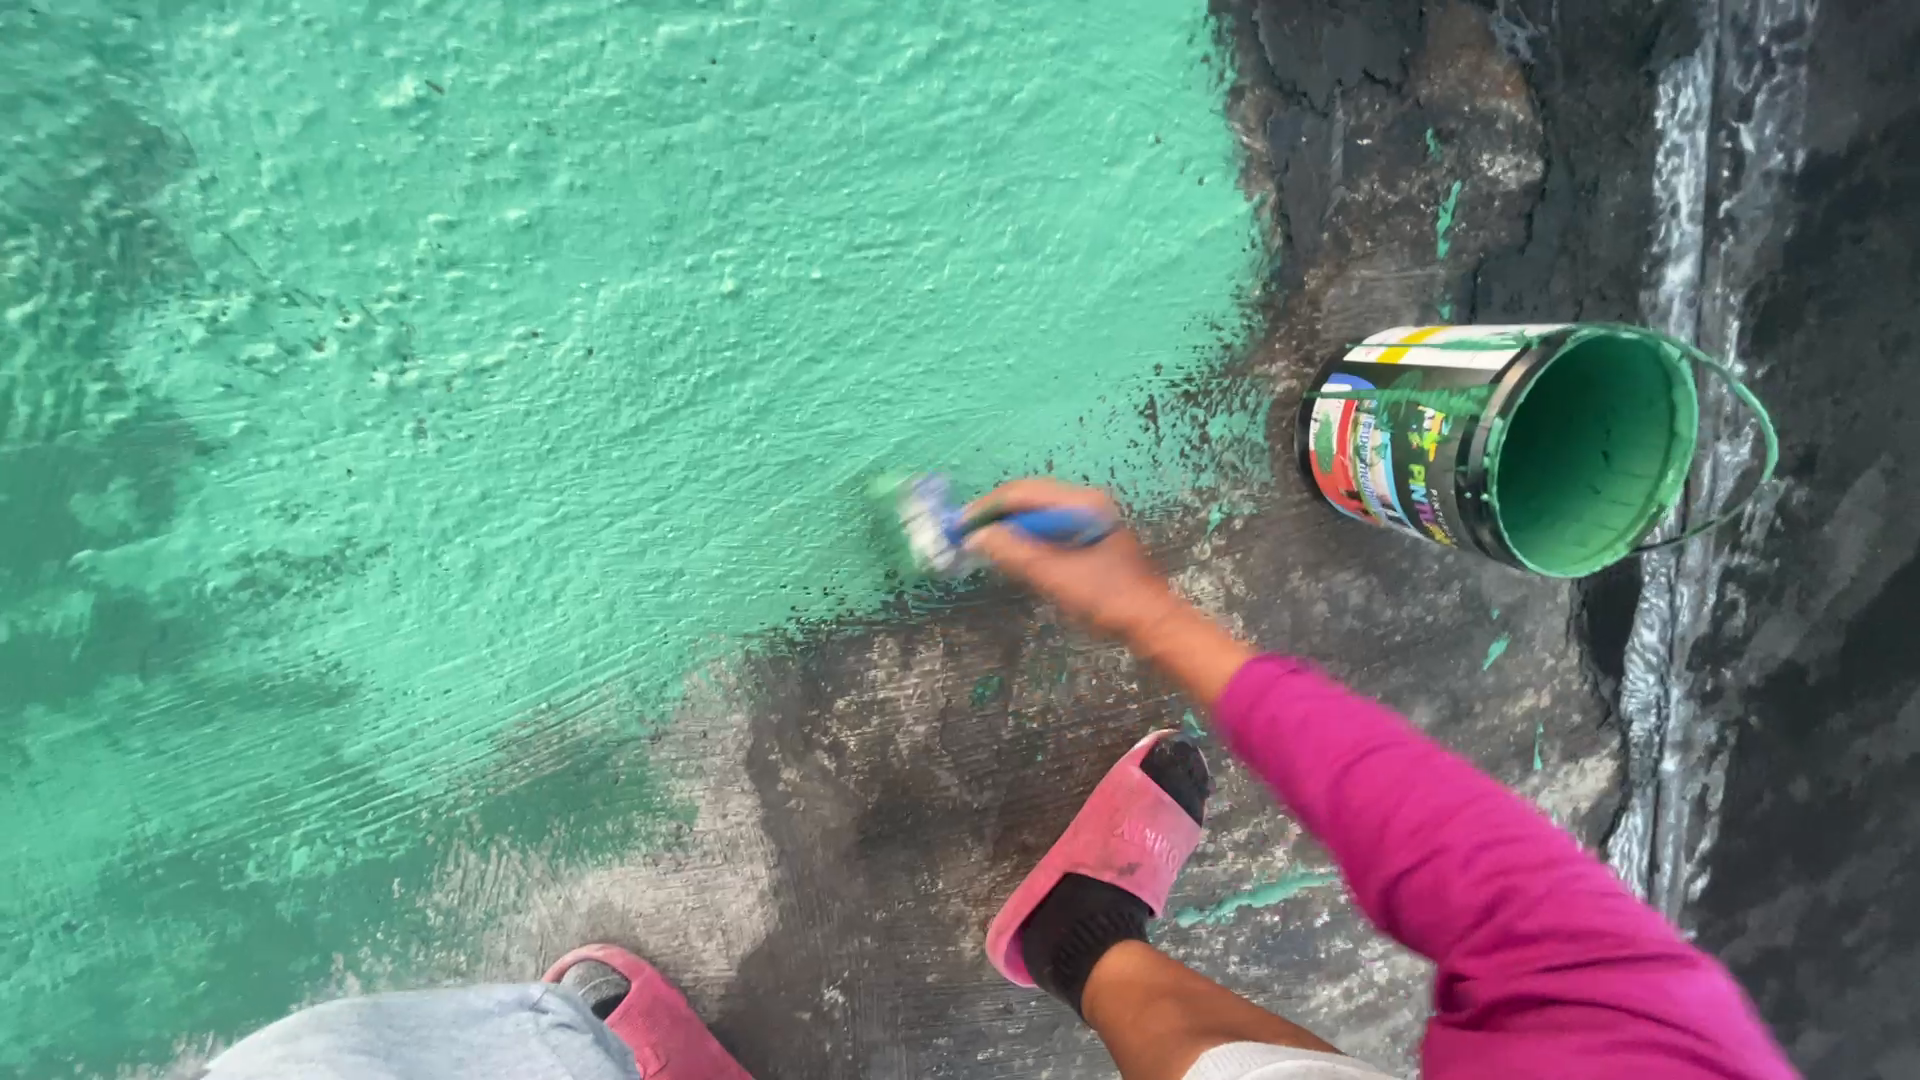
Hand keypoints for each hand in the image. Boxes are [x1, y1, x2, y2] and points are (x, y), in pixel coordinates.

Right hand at [963, 478, 1181, 641]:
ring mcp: (1090, 520)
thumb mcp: (1055, 576)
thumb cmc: (1108, 599)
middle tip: (968, 538)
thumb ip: (1014, 553)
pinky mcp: (1091, 539)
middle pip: (1030, 500)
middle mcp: (1086, 503)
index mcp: (1081, 503)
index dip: (987, 508)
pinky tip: (1017, 558)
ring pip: (1038, 516)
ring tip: (986, 548)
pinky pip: (1050, 531)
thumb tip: (978, 537)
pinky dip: (1028, 541)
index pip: (1022, 492)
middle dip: (997, 517)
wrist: (1153, 624)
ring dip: (1011, 530)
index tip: (961, 526)